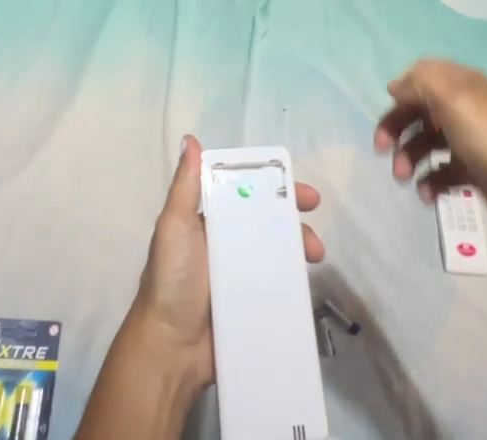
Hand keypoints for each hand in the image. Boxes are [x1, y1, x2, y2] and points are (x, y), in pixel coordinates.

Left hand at [129, 135, 324, 388]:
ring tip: (315, 254)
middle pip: (268, 218)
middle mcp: (226, 241)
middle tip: (315, 213)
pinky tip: (309, 278)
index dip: (271, 183)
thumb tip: (190, 138)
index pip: (245, 191)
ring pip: (279, 248)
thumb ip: (186, 186)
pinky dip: (296, 276)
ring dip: (300, 244)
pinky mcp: (254, 300)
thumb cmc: (171, 279)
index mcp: (208, 219)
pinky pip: (280, 282)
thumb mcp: (174, 226)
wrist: (171, 347)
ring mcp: (242, 272)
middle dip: (294, 213)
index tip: (295, 182)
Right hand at [374, 59, 486, 240]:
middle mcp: (463, 108)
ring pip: (426, 143)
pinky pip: (441, 172)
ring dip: (409, 158)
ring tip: (405, 179)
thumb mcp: (454, 100)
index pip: (421, 78)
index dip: (401, 94)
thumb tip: (395, 87)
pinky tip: (427, 194)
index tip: (390, 114)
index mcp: (461, 85)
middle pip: (418, 111)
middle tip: (382, 151)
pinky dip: (430, 181)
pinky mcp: (473, 171)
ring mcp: (469, 141)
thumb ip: (420, 84)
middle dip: (397, 129)